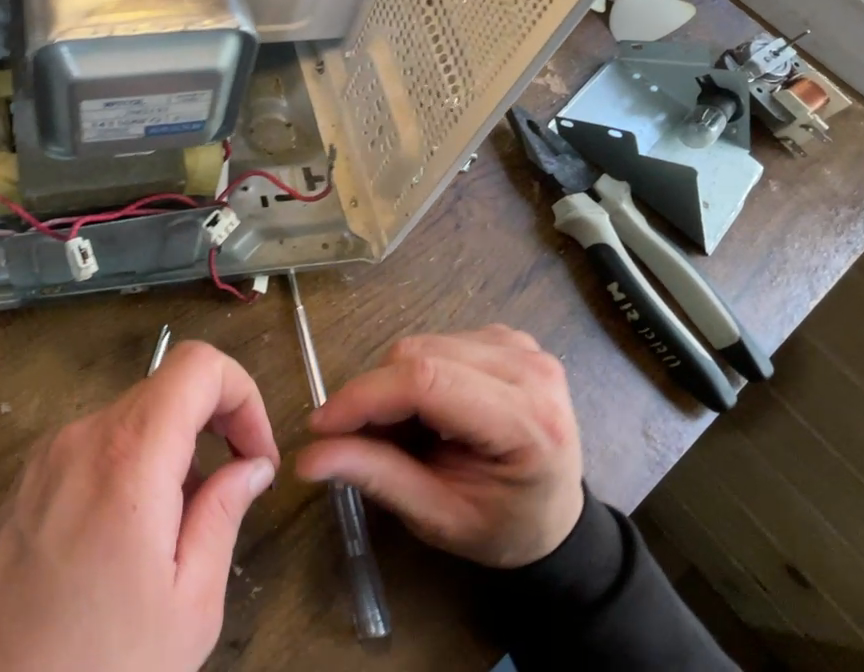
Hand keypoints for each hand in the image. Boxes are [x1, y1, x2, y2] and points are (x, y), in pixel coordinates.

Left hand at [0, 341, 280, 671]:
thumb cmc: (106, 661)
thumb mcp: (191, 600)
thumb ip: (224, 513)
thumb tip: (251, 464)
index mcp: (128, 457)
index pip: (198, 366)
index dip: (241, 394)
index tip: (254, 454)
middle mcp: (80, 436)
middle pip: (165, 390)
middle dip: (211, 427)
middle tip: (228, 493)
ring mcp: (46, 454)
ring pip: (130, 418)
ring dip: (169, 452)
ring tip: (172, 529)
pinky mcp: (26, 477)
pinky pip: (94, 445)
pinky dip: (128, 465)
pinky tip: (127, 534)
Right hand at [295, 326, 582, 568]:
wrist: (556, 517)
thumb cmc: (502, 526)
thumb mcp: (440, 518)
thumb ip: (377, 477)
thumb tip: (307, 458)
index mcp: (527, 422)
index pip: (426, 383)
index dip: (363, 397)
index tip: (320, 426)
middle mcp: (530, 370)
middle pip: (417, 356)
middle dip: (373, 394)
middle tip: (358, 439)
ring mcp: (521, 346)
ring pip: (420, 344)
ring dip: (392, 384)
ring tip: (401, 431)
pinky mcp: (507, 337)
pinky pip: (435, 342)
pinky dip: (414, 374)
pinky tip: (428, 410)